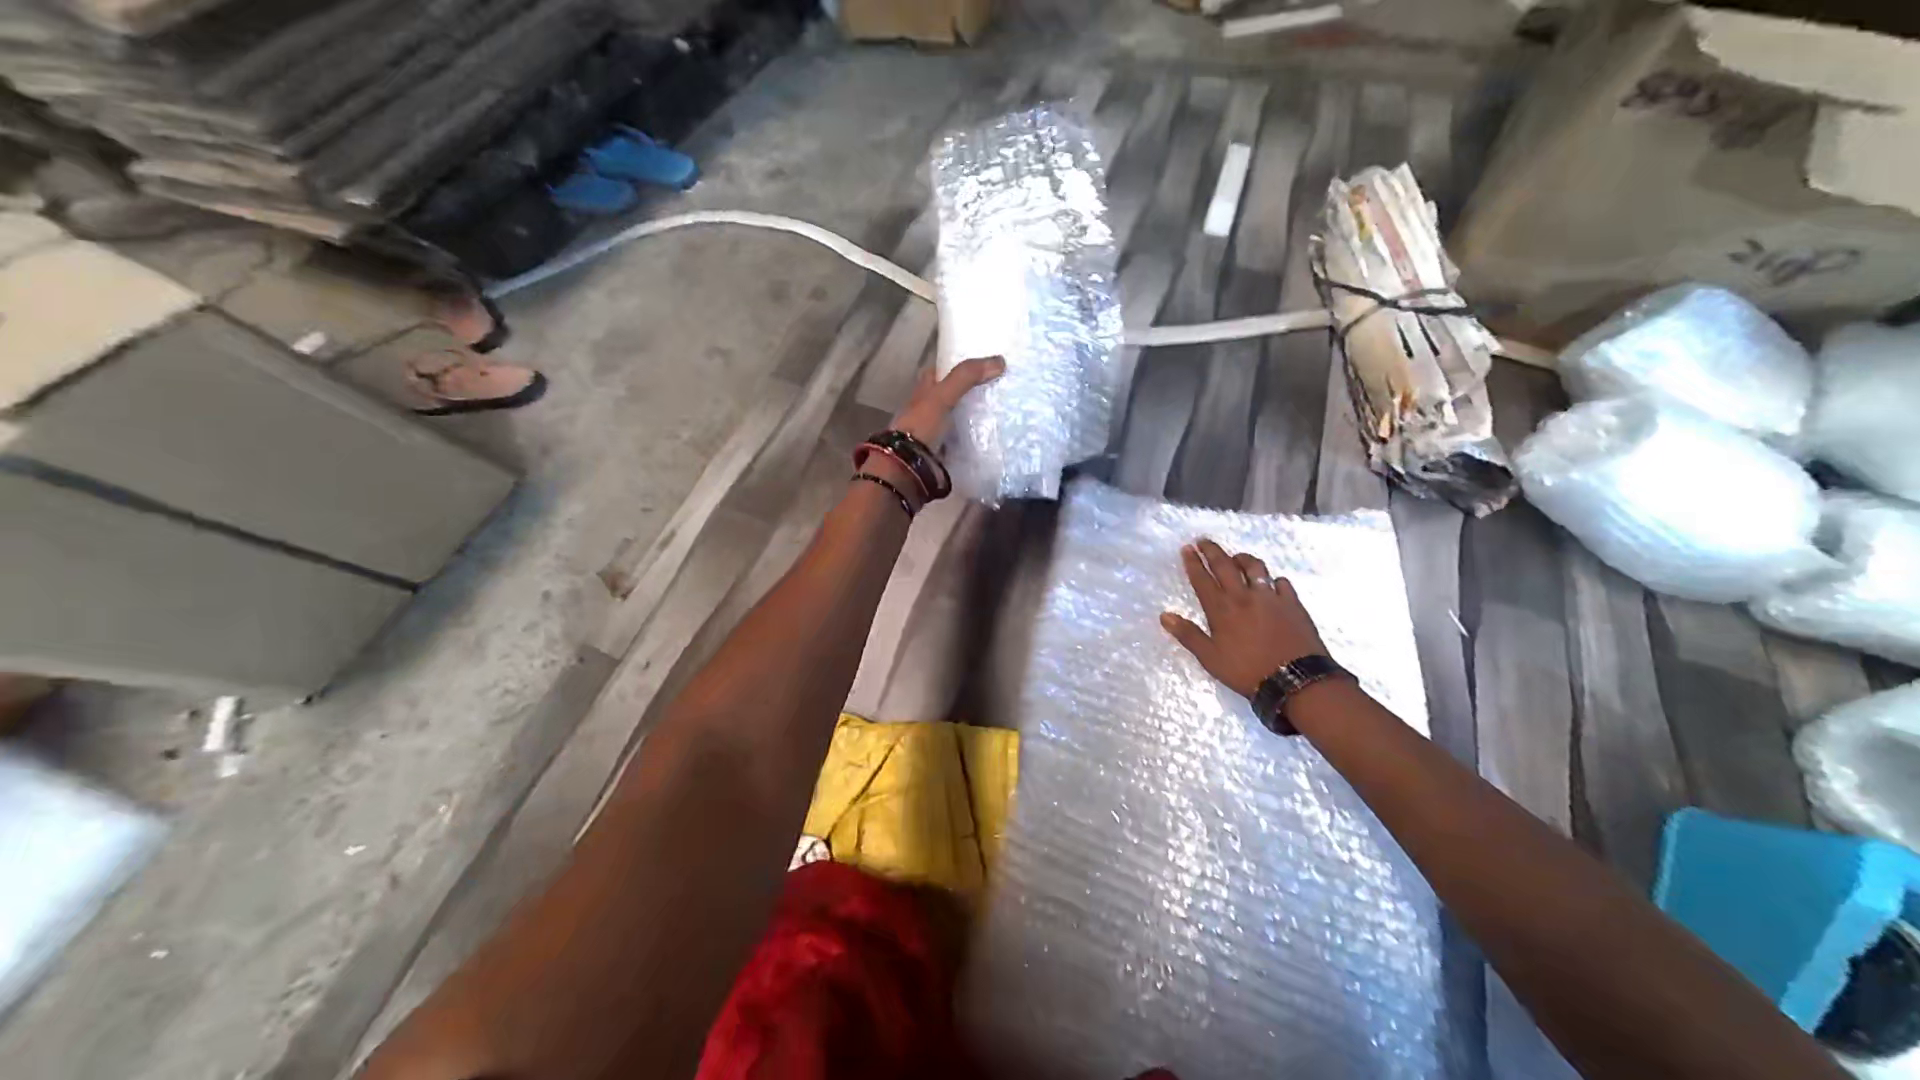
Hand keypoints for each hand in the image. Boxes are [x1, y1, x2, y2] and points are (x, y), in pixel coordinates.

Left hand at [889, 355, 1004, 443]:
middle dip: (972, 391)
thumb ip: (966, 376)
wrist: (909, 464)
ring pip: (959, 416)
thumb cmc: (921, 424)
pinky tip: (993, 435)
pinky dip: (975, 436)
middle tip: (1001, 388)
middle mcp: (928, 407)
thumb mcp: (943, 395)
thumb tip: (1000, 361)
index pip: (942, 371)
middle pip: (953, 394)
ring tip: (1004, 411)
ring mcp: (935, 430)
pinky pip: (963, 438)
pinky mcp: (943, 450)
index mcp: (924, 390)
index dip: (959, 365)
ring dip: (976, 414)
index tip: (985, 364)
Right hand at [1161, 539, 1328, 699]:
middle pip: (1225, 566)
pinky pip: (1281, 582)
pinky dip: (1273, 580)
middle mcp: (1244, 596)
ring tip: (1237, 556)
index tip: (1187, 548)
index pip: (1202, 579)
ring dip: (1243, 558)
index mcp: (1221, 609)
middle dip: (1212, 551)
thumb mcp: (1211, 658)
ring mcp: (1270, 597)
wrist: (1295, 678)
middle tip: (1204, 540)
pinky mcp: (1292, 603)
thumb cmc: (1247, 670)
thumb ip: (1188, 635)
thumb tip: (1165, 616)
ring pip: (1255, 567)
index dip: (1193, 562)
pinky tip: (1272, 583)